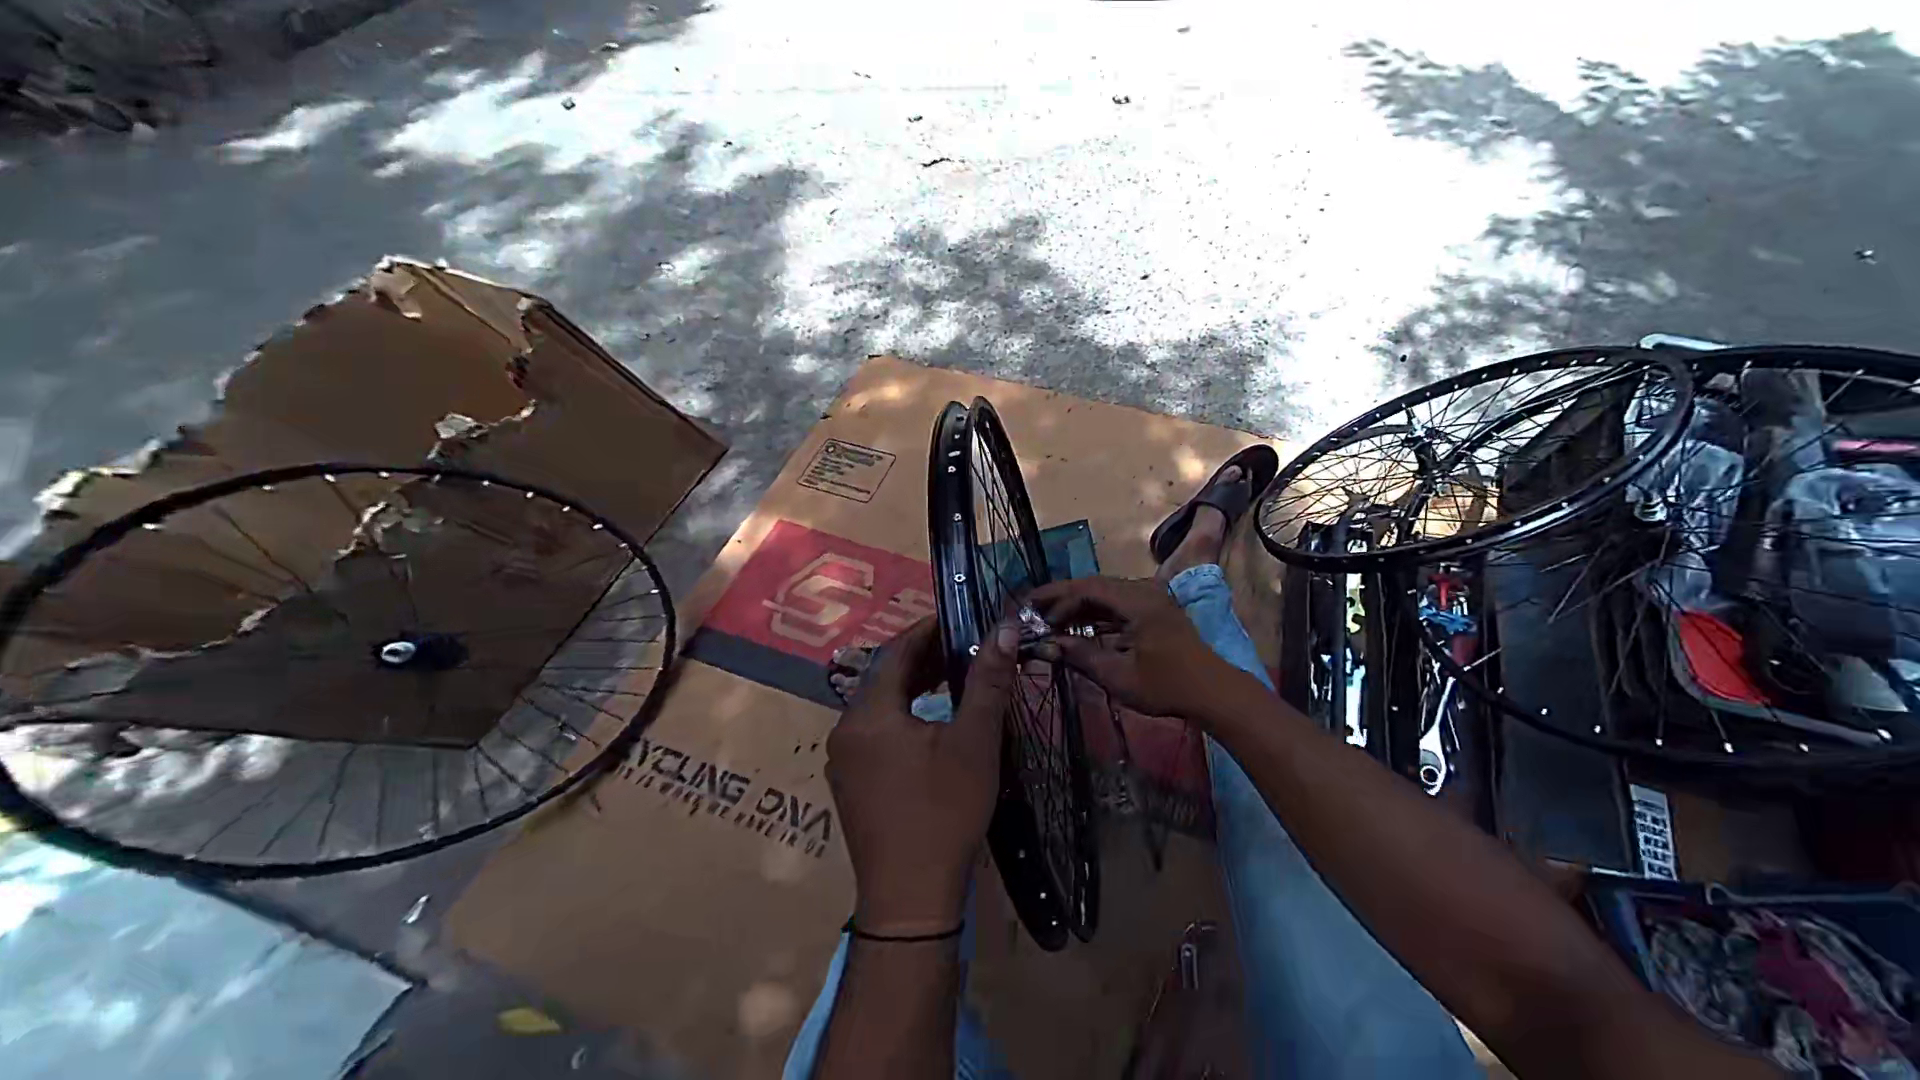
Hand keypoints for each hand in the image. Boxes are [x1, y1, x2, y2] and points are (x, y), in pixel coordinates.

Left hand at [827, 616, 1015, 934]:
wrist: (910, 899)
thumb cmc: (944, 813)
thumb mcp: (973, 743)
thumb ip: (988, 682)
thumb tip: (1006, 629)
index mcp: (868, 714)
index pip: (895, 652)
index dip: (927, 630)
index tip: (959, 618)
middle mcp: (845, 729)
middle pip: (884, 677)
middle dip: (923, 658)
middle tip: (963, 645)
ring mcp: (843, 758)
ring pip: (879, 705)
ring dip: (913, 686)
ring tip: (952, 676)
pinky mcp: (851, 782)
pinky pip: (875, 731)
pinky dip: (903, 715)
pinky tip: (930, 721)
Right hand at [1028, 576, 1259, 723]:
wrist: (1215, 694)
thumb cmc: (1167, 686)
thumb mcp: (1118, 676)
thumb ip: (1080, 656)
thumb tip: (1046, 646)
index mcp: (1137, 601)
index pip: (1087, 589)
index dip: (1058, 601)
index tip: (1037, 618)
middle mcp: (1144, 593)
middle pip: (1095, 586)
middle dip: (1063, 598)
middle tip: (1033, 610)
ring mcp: (1151, 602)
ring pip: (1105, 595)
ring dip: (1078, 607)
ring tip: (1050, 621)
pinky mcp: (1154, 614)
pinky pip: (1117, 606)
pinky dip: (1095, 615)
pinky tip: (1078, 628)